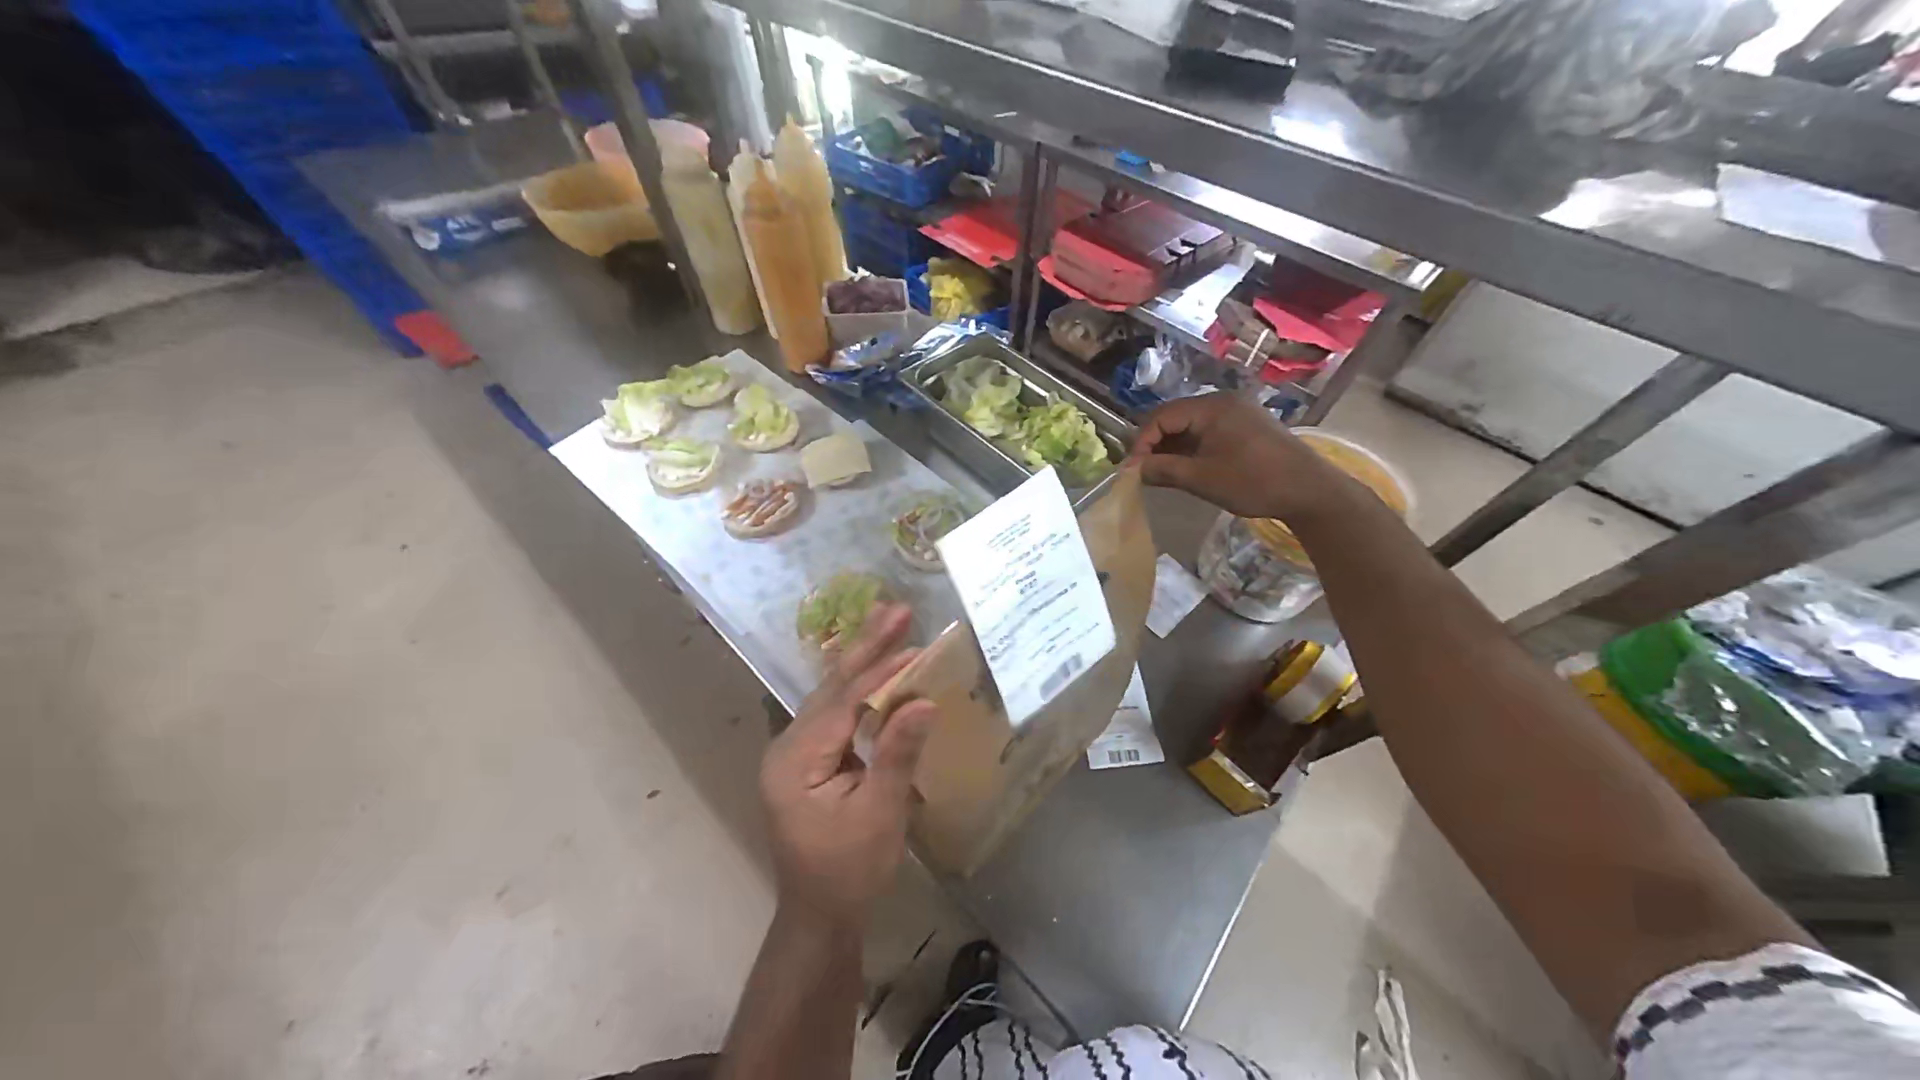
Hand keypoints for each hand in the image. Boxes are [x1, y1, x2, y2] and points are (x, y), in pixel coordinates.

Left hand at [760, 604, 937, 927]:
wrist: (820, 915)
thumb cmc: (849, 871)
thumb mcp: (878, 814)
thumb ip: (897, 754)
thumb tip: (923, 700)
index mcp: (795, 760)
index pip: (842, 702)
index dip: (879, 670)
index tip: (912, 640)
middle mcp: (787, 747)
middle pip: (832, 689)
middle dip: (866, 649)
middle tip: (896, 610)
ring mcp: (794, 753)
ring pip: (831, 697)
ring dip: (863, 664)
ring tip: (891, 628)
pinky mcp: (807, 761)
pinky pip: (835, 714)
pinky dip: (859, 690)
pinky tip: (878, 672)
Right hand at [1127, 393, 1332, 520]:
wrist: (1309, 490)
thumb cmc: (1253, 482)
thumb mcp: (1201, 478)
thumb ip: (1162, 470)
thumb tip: (1131, 470)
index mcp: (1211, 407)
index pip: (1160, 416)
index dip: (1141, 442)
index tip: (1132, 470)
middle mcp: (1222, 401)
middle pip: (1174, 417)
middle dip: (1154, 444)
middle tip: (1142, 472)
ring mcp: (1236, 412)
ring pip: (1189, 425)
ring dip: (1171, 447)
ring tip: (1160, 473)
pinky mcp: (1245, 426)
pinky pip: (1206, 430)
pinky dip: (1190, 447)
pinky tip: (1184, 467)